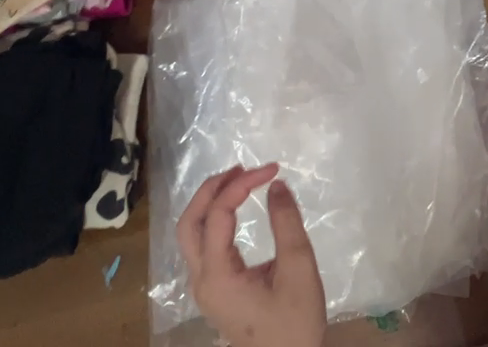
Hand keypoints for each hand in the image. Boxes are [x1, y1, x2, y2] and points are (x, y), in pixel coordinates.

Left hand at [177, 164, 325, 346]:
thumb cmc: (295, 321)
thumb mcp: (299, 268)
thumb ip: (286, 223)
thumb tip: (276, 184)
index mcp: (217, 276)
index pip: (217, 215)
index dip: (242, 185)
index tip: (273, 169)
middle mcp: (201, 280)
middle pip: (188, 223)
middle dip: (212, 189)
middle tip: (244, 167)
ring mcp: (205, 287)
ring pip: (191, 234)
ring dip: (210, 202)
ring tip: (240, 180)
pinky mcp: (215, 289)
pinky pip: (203, 244)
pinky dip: (215, 217)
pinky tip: (237, 208)